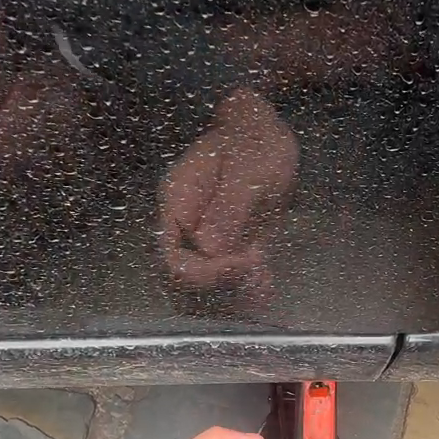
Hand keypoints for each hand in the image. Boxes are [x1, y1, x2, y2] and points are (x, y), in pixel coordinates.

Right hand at [158, 89, 298, 303]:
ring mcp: (202, 246)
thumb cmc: (255, 141)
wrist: (264, 138)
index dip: (204, 275)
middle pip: (182, 285)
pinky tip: (266, 285)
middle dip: (220, 291)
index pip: (171, 258)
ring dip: (232, 300)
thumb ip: (229, 206)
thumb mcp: (249, 167)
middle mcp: (183, 232)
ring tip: (264, 283)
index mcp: (177, 205)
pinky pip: (225, 289)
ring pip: (203, 294)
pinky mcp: (225, 255)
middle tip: (258, 276)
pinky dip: (244, 296)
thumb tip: (209, 247)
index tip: (244, 264)